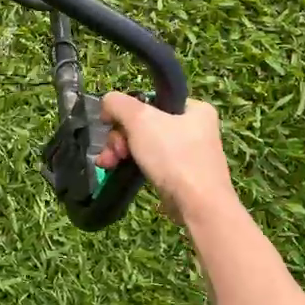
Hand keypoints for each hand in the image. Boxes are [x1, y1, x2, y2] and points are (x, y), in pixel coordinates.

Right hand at [94, 93, 234, 217]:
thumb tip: (107, 104)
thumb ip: (118, 103)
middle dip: (119, 136)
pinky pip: (148, 159)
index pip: (149, 100)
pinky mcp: (179, 172)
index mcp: (193, 108)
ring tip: (108, 163)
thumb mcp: (140, 119)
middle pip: (141, 123)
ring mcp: (186, 151)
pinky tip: (114, 169)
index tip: (111, 125)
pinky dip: (130, 162)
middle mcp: (193, 127)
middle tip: (114, 151)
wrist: (198, 204)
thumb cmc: (173, 156)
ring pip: (141, 142)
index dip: (125, 111)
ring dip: (119, 150)